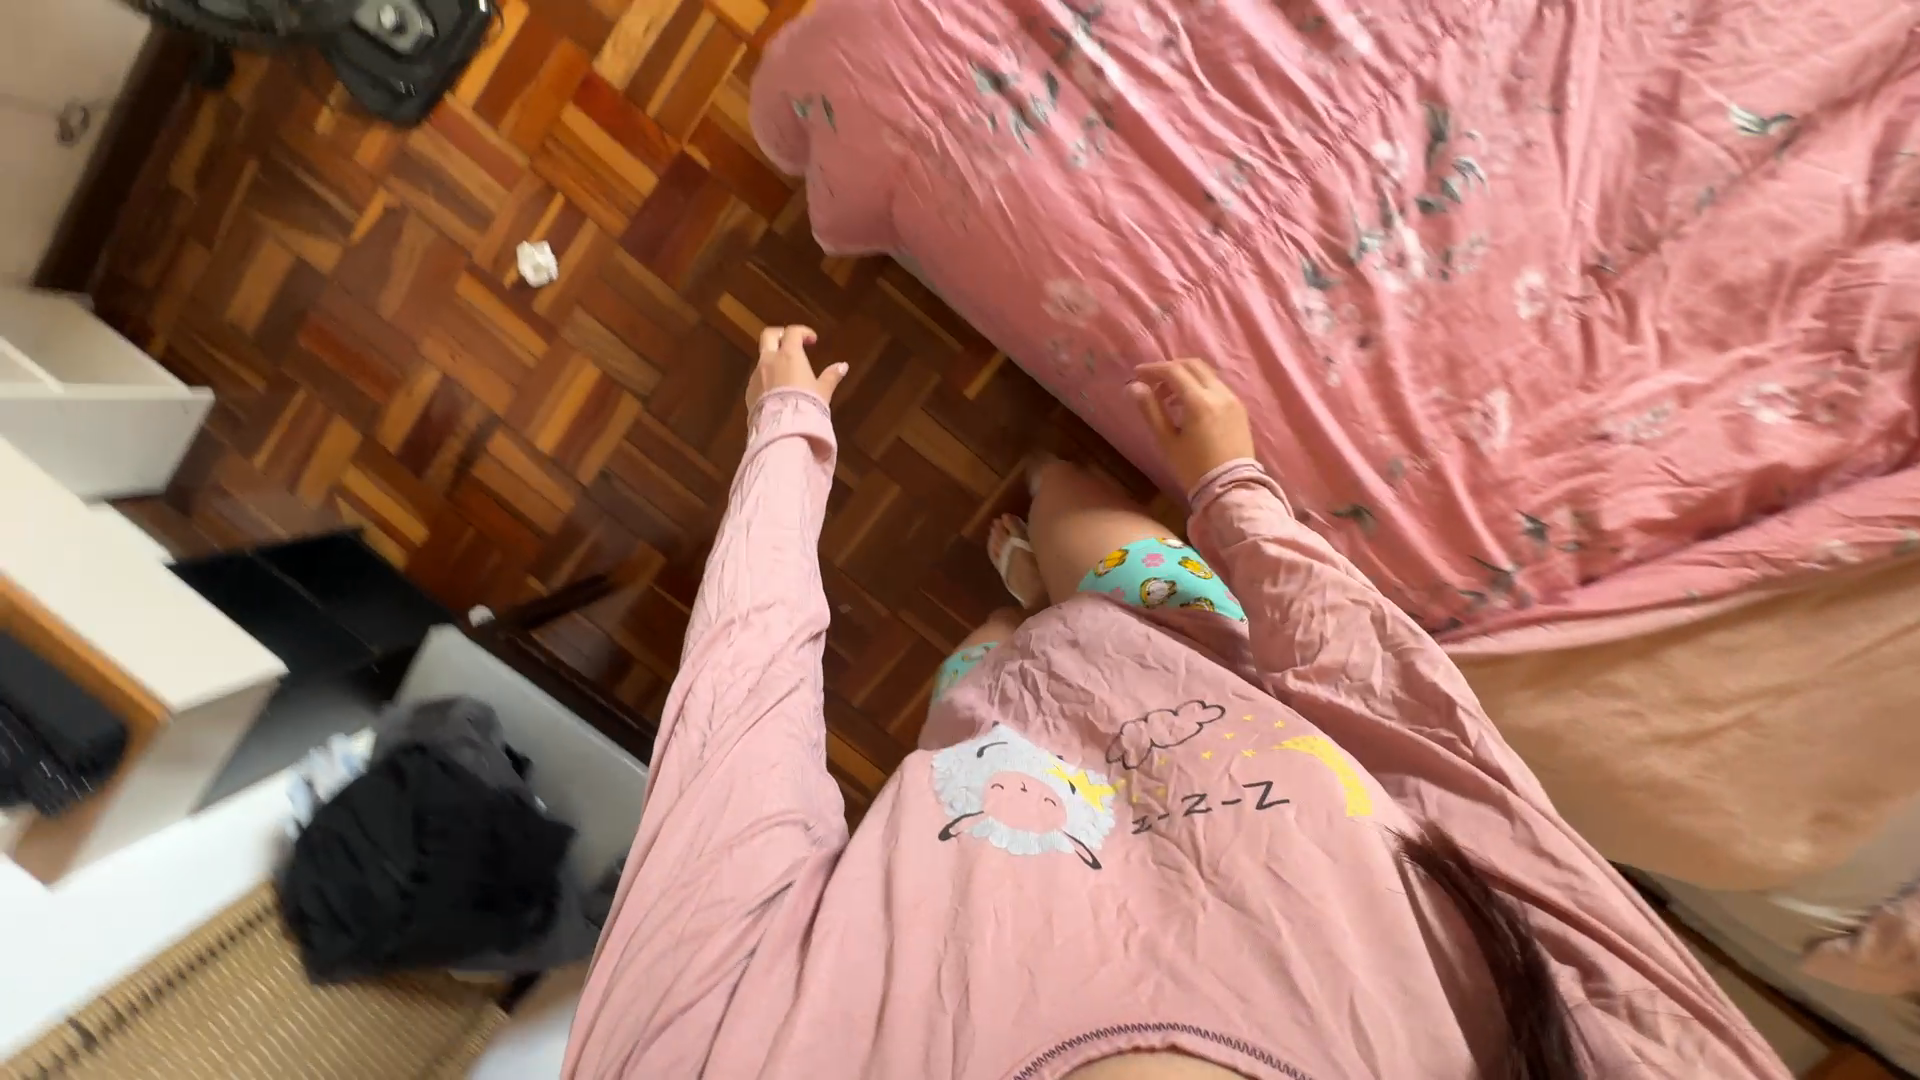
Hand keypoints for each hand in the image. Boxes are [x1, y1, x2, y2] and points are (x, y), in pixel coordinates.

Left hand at [745, 324, 848, 408]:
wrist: (782, 428)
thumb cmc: (806, 405)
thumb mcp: (823, 391)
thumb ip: (831, 376)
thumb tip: (843, 366)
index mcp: (789, 355)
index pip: (792, 332)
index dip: (803, 332)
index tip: (812, 340)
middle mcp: (769, 360)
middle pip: (768, 336)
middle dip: (780, 335)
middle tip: (791, 343)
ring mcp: (756, 375)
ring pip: (762, 359)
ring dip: (773, 361)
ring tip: (786, 375)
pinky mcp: (749, 391)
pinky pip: (758, 379)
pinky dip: (767, 379)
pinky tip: (776, 393)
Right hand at [1128, 357, 1255, 493]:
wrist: (1230, 488)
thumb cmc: (1193, 468)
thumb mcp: (1167, 441)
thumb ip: (1150, 410)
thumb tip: (1134, 387)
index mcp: (1199, 402)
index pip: (1174, 371)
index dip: (1153, 369)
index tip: (1137, 374)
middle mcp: (1219, 394)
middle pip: (1193, 365)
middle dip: (1169, 369)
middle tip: (1152, 383)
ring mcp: (1232, 399)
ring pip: (1206, 374)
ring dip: (1184, 377)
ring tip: (1167, 397)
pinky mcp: (1239, 408)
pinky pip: (1216, 386)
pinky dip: (1198, 386)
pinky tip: (1187, 405)